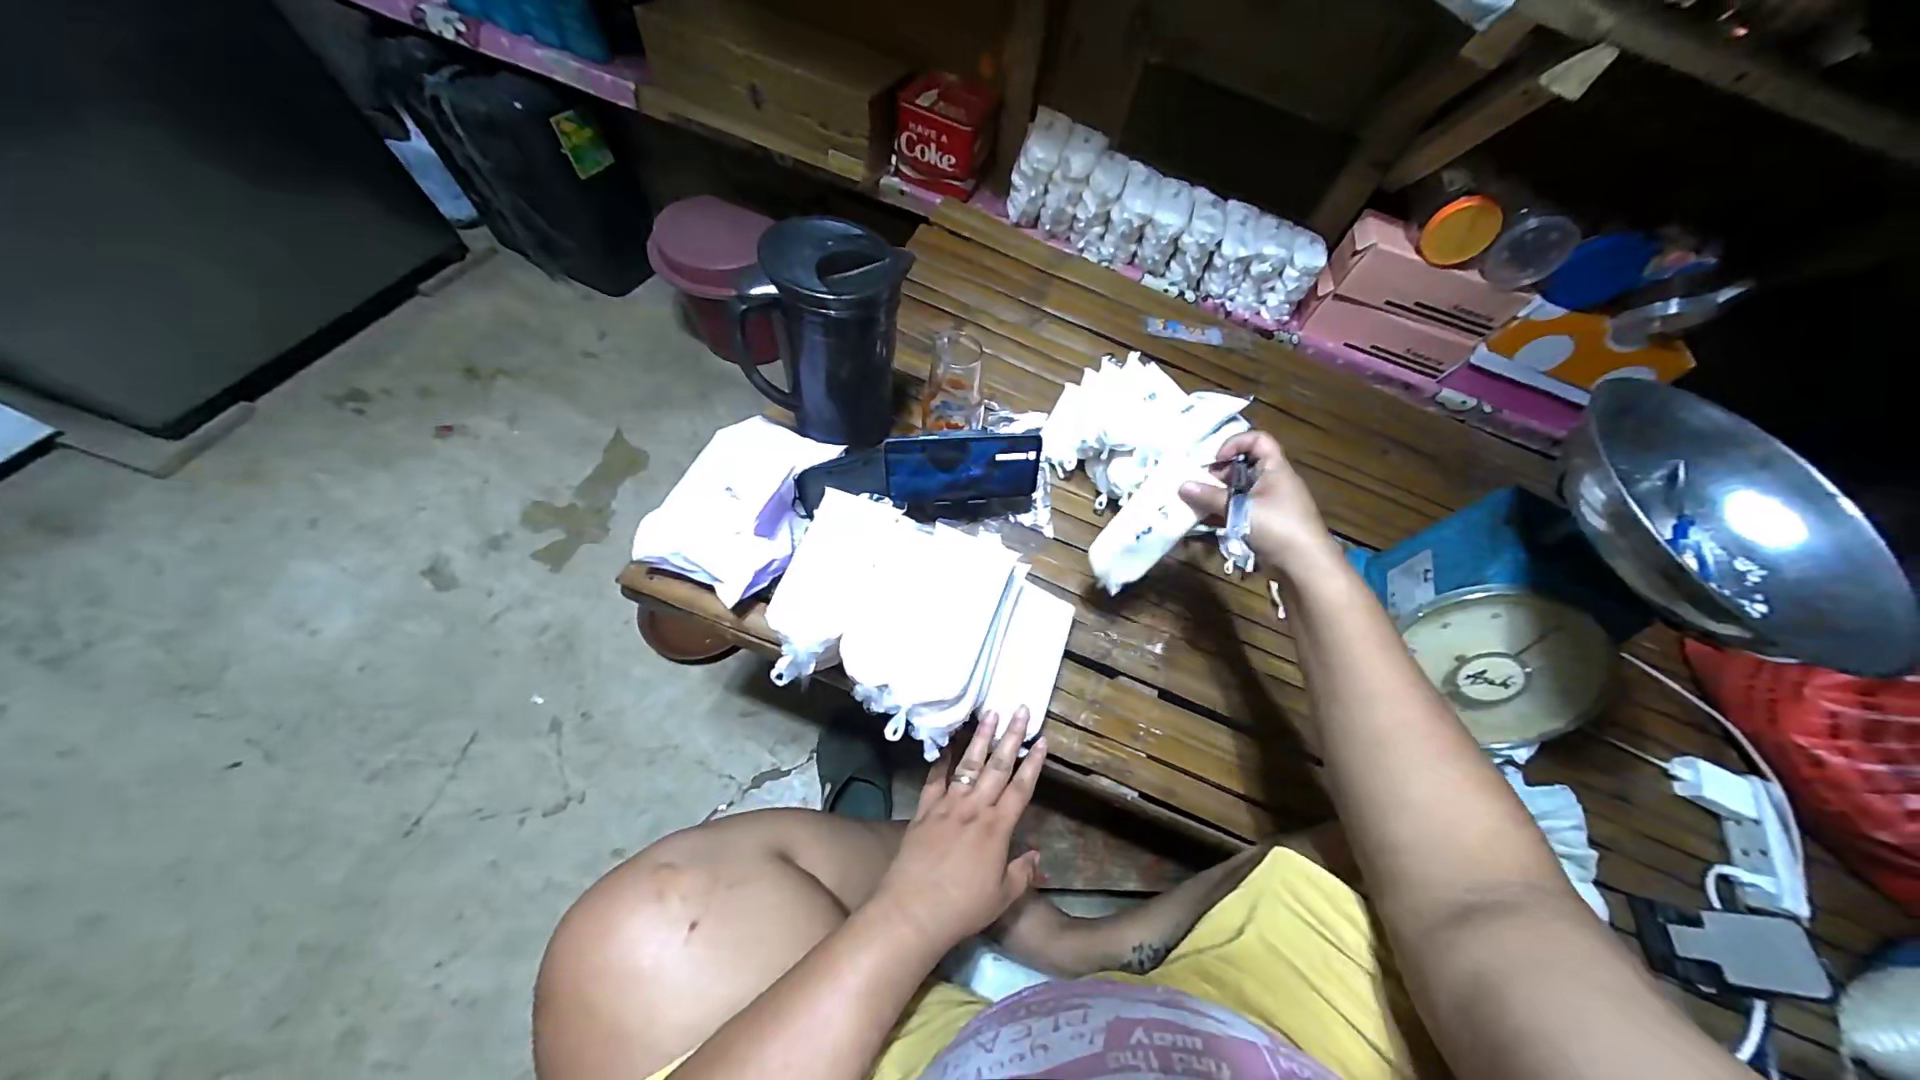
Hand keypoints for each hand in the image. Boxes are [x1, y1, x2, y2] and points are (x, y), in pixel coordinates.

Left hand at [870, 709, 1046, 950]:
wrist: (913, 910)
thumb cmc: (962, 908)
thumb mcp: (1002, 896)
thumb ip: (1022, 873)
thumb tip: (1037, 854)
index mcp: (997, 828)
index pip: (1021, 788)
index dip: (1033, 764)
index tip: (1042, 740)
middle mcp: (974, 809)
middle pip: (997, 767)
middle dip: (1011, 737)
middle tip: (1020, 710)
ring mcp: (947, 806)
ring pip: (968, 765)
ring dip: (980, 738)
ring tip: (990, 714)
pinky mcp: (924, 810)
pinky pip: (935, 779)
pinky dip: (942, 760)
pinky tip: (948, 743)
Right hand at [1178, 431, 1334, 569]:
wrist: (1304, 565)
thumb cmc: (1277, 527)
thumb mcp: (1240, 509)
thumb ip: (1210, 497)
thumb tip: (1182, 485)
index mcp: (1275, 469)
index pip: (1258, 440)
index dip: (1236, 443)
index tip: (1216, 459)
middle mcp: (1272, 482)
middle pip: (1242, 466)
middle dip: (1217, 474)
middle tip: (1196, 484)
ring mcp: (1268, 504)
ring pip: (1237, 491)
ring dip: (1216, 496)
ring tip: (1194, 503)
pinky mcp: (1263, 524)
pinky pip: (1238, 511)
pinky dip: (1221, 513)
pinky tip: (1203, 521)